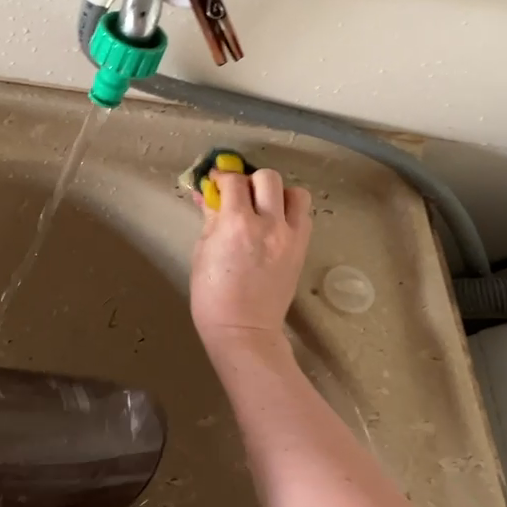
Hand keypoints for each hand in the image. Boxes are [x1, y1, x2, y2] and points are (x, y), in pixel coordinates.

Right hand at [191, 168, 312, 345]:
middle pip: (269, 178)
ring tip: (263, 207)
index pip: (234, 181)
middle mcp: (269, 224)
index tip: (215, 184)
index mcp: (237, 223)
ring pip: (296, 193)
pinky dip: (290, 213)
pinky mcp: (302, 249)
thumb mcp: (203, 250)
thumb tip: (210, 196)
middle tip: (239, 195)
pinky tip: (274, 225)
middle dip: (250, 180)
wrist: (243, 328)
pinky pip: (303, 216)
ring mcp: (291, 237)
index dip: (222, 177)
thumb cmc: (212, 293)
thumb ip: (211, 218)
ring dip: (278, 194)